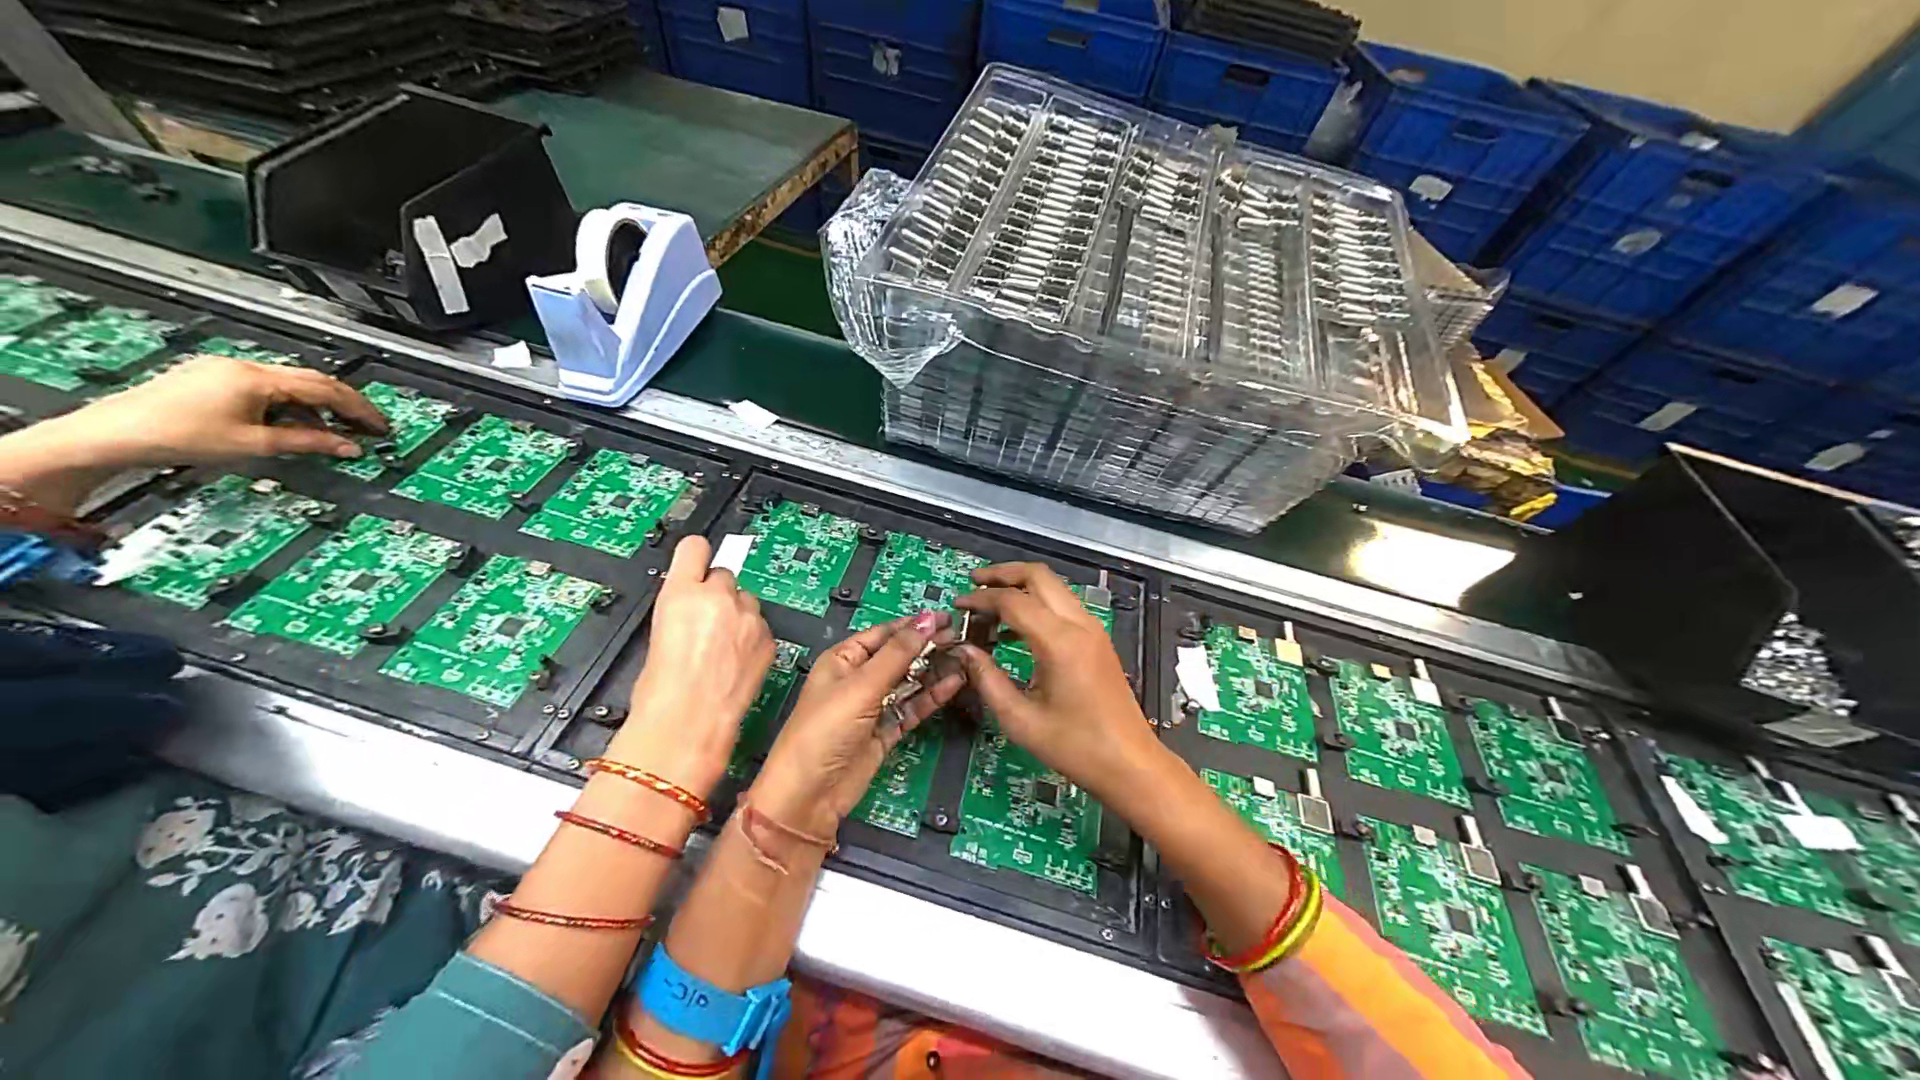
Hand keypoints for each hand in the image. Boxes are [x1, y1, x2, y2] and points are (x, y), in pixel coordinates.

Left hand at [0, 357, 388, 512]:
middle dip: (345, 404)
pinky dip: (291, 406)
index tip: (380, 426)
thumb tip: (348, 447)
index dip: (359, 409)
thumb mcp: (256, 444)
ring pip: (291, 384)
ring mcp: (225, 371)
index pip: (325, 388)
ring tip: (335, 432)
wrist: (110, 435)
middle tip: (368, 426)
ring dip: (318, 407)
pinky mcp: (213, 380)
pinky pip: (267, 388)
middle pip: (312, 381)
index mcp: (255, 377)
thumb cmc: (175, 436)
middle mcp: (242, 367)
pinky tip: (296, 425)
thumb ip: (309, 443)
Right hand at [610, 536, 774, 794]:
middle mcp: (719, 597)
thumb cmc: (662, 690)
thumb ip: (680, 609)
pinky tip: (736, 661)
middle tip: (708, 620)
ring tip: (721, 646)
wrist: (690, 722)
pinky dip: (751, 637)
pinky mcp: (768, 639)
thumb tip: (689, 606)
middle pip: (725, 575)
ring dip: (737, 614)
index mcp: (682, 592)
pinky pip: (760, 626)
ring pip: (746, 600)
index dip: (696, 555)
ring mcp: (747, 618)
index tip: (698, 558)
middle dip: (717, 592)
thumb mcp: (658, 635)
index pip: (695, 548)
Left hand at [752, 613, 963, 836]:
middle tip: (962, 639)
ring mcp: (873, 706)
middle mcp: (859, 678)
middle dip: (928, 647)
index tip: (948, 619)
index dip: (914, 625)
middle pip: (899, 656)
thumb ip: (898, 652)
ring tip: (964, 659)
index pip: (885, 634)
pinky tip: (953, 684)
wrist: (810, 793)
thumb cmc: (826, 729)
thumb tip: (928, 619)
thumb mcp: (862, 685)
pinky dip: (931, 697)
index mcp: (844, 659)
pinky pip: (912, 707)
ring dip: (934, 671)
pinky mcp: (885, 731)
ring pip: (909, 681)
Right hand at [953, 563, 1157, 801]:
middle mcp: (1079, 625)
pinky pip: (1063, 605)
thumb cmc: (1075, 747)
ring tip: (989, 606)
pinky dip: (1037, 603)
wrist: (1130, 764)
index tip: (957, 606)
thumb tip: (964, 651)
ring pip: (1053, 587)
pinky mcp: (1097, 640)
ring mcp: (1093, 630)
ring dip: (1021, 587)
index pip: (1013, 600)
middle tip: (973, 584)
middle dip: (1002, 574)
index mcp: (1059, 642)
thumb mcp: (1020, 719)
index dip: (980, 599)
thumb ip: (987, 679)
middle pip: (1038, 576)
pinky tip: (1014, 630)